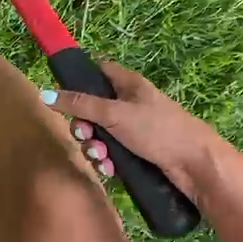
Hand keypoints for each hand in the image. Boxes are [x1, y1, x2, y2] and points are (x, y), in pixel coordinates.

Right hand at [42, 60, 231, 200]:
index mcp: (129, 85)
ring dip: (95, 146)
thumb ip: (78, 104)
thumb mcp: (114, 114)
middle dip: (84, 125)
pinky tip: (109, 170)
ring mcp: (138, 129)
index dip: (80, 81)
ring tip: (101, 159)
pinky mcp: (142, 152)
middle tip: (85, 135)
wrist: (199, 167)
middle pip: (94, 108)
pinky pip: (115, 153)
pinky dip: (108, 160)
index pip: (99, 71)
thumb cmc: (158, 130)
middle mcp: (132, 103)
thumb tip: (43, 94)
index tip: (65, 96)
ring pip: (103, 133)